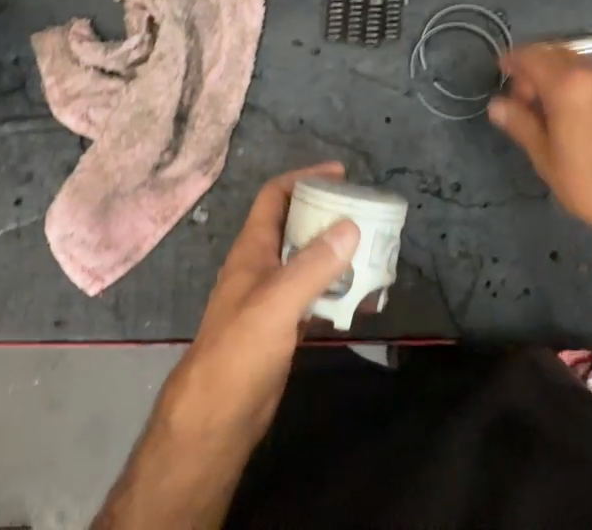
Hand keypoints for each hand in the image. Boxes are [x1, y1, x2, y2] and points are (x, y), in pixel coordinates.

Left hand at [158, 164, 359, 444]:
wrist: (217, 416)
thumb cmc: (239, 351)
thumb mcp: (277, 302)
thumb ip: (313, 265)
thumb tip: (350, 226)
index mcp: (252, 251)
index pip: (274, 197)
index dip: (303, 179)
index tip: (341, 175)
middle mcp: (260, 268)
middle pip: (296, 228)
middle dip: (329, 216)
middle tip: (368, 215)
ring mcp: (271, 300)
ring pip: (307, 263)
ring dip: (337, 255)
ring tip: (374, 253)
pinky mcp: (282, 329)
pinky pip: (314, 298)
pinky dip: (337, 293)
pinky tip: (363, 301)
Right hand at [489, 45, 591, 251]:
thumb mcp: (547, 160)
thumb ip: (520, 125)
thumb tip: (497, 104)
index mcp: (569, 85)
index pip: (531, 56)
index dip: (513, 62)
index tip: (503, 74)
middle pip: (557, 55)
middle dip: (537, 70)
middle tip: (527, 102)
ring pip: (582, 66)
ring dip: (562, 78)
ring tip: (559, 113)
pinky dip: (587, 87)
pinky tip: (589, 118)